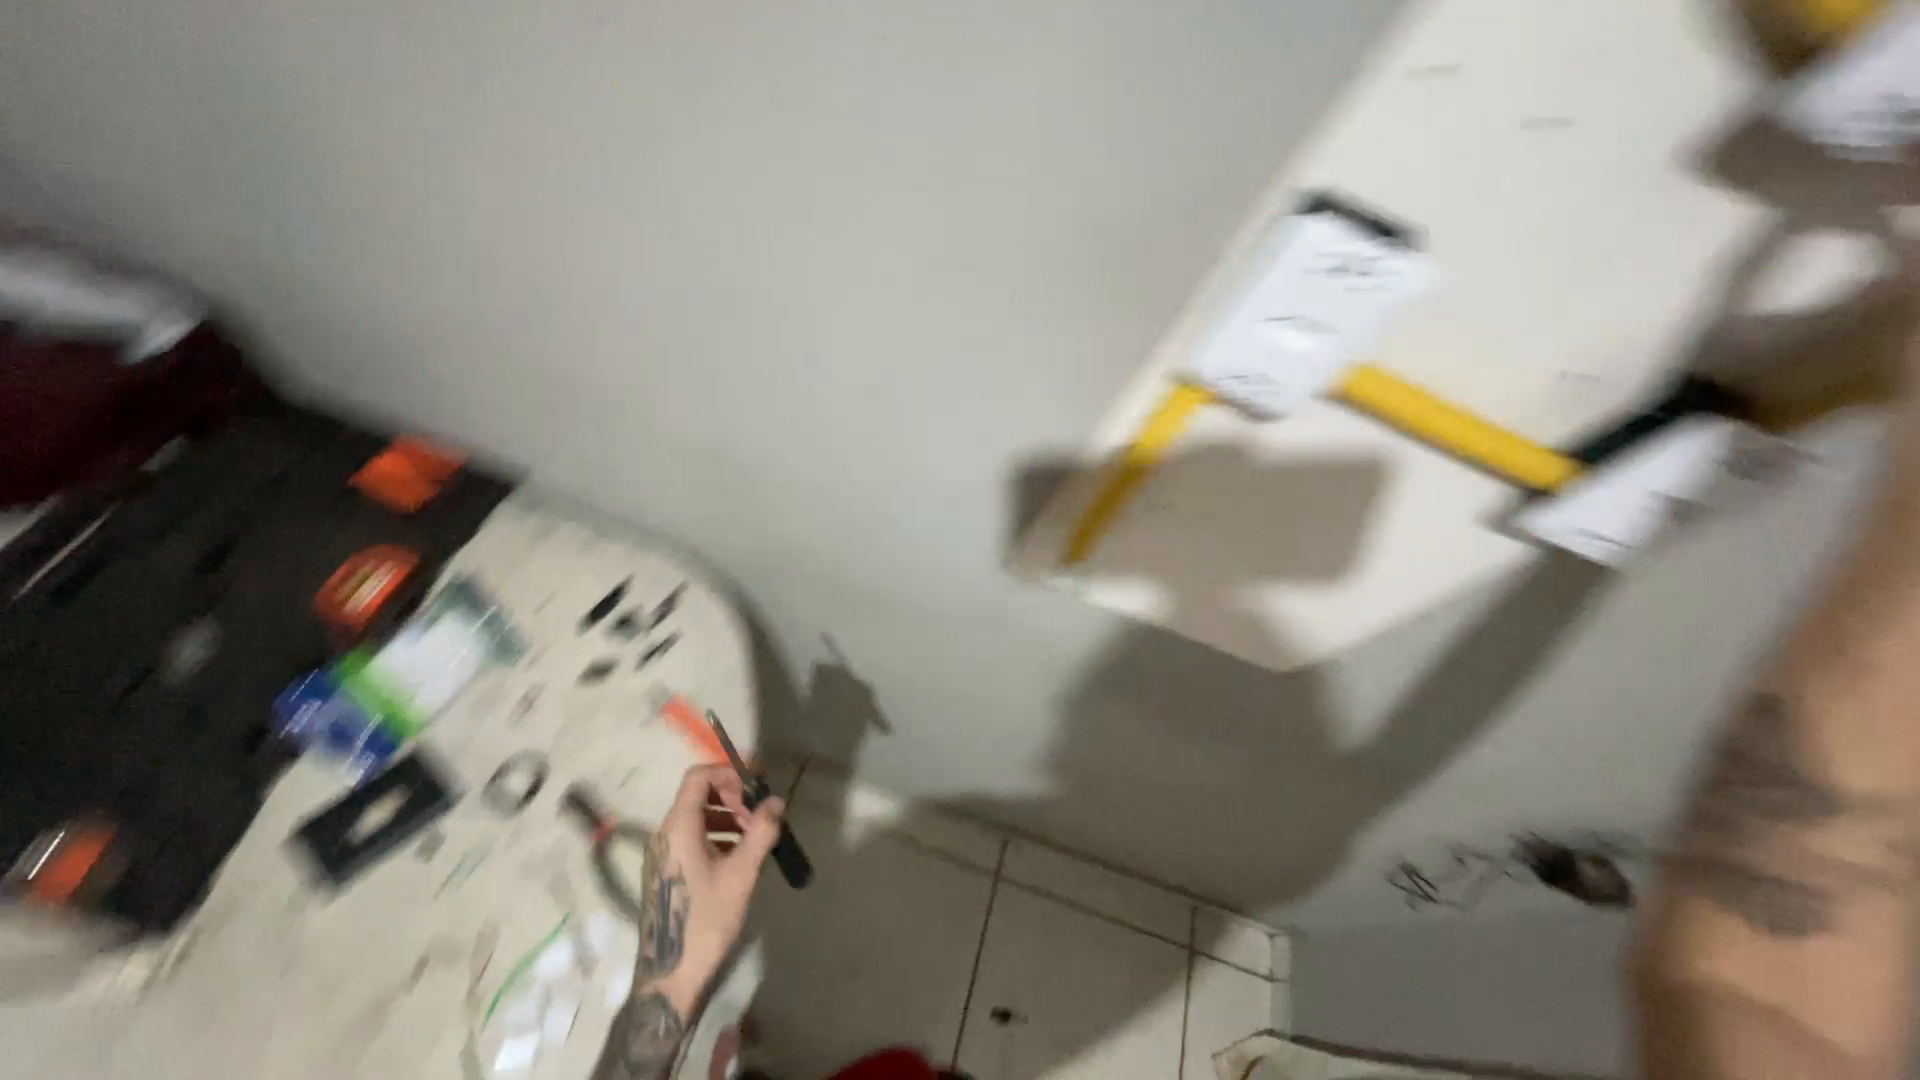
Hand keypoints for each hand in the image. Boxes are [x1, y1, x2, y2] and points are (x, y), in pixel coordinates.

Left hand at [641, 765, 784, 1017]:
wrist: (671, 975)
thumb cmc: (706, 920)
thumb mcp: (741, 874)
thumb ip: (760, 832)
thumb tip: (776, 801)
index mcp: (678, 828)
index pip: (699, 777)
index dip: (729, 772)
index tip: (759, 783)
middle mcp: (665, 834)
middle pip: (698, 794)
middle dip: (733, 796)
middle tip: (760, 815)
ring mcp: (663, 854)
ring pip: (696, 817)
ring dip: (727, 816)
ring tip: (755, 836)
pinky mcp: (666, 871)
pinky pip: (692, 837)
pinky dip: (717, 835)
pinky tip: (739, 856)